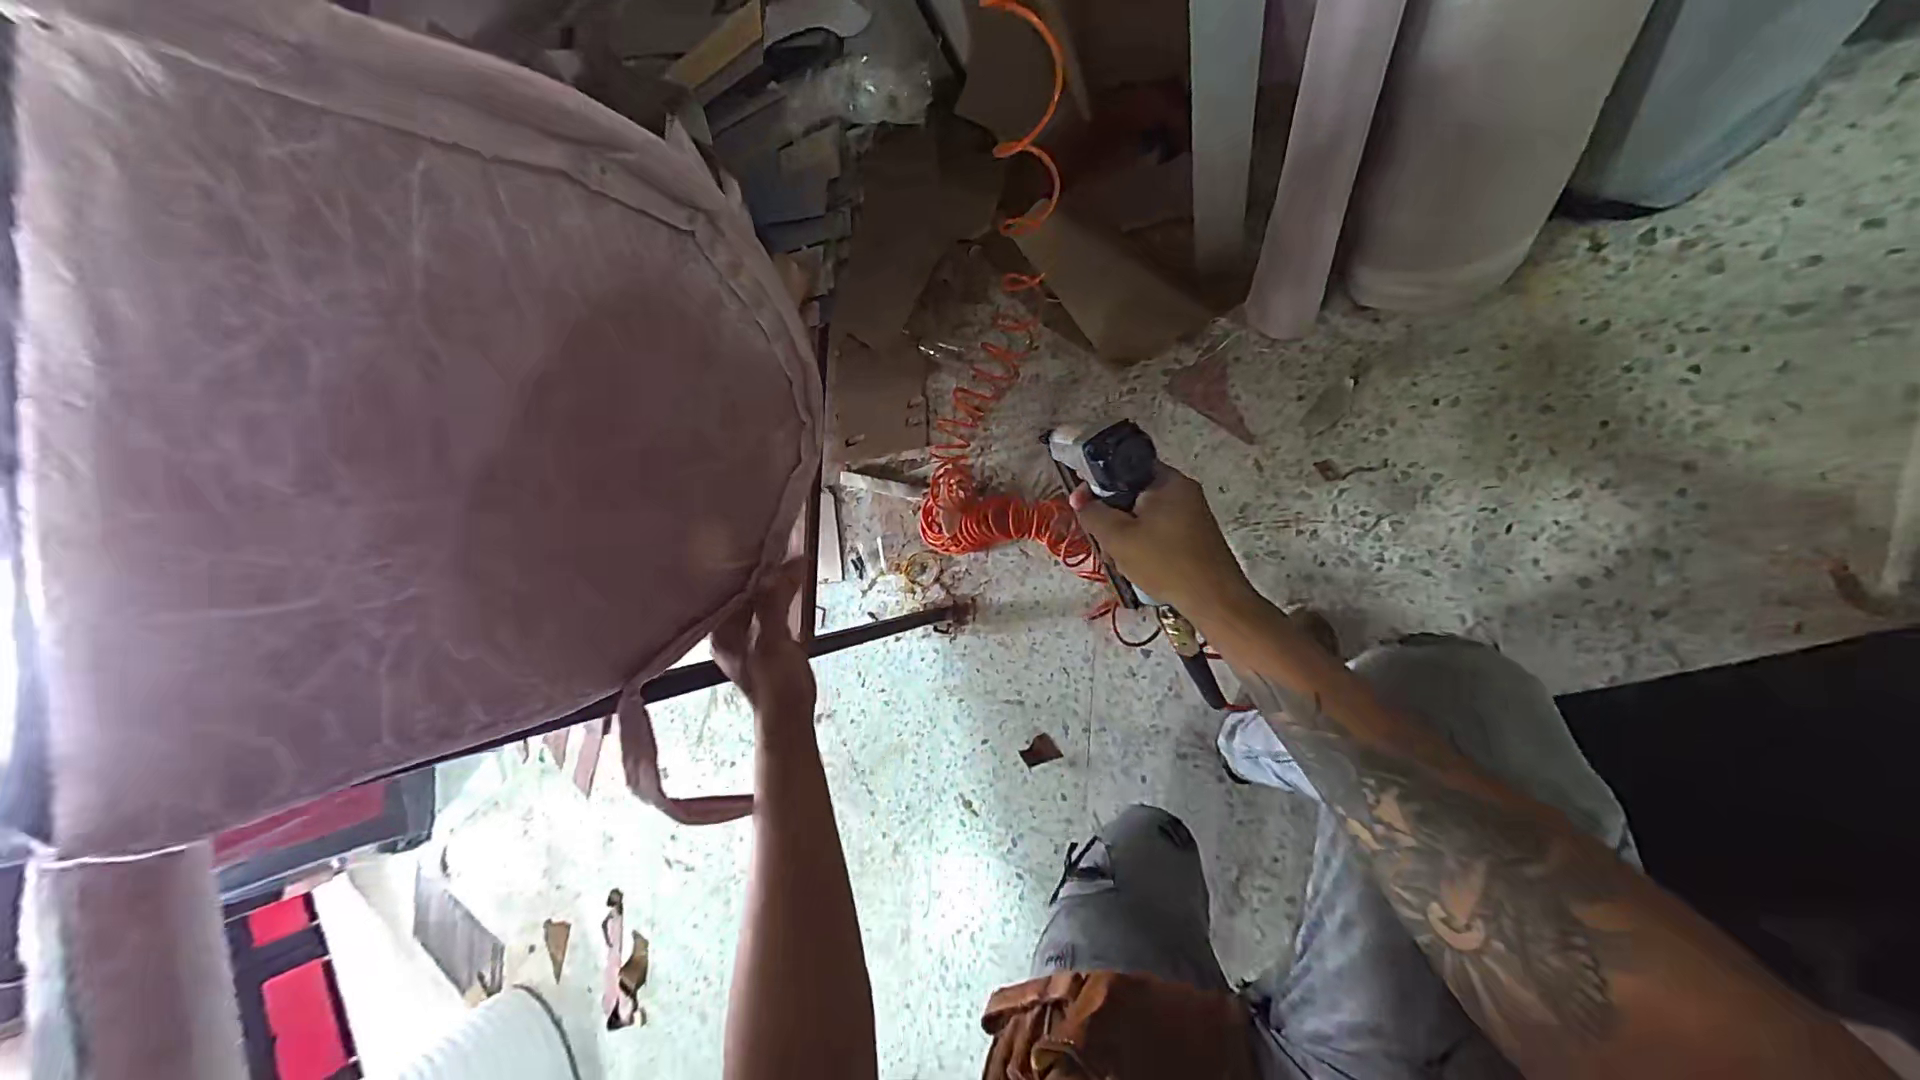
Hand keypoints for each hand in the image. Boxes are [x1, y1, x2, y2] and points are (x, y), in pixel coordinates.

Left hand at [711, 559, 816, 720]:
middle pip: (743, 595)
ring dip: (773, 585)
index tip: (766, 548)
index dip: (748, 570)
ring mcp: (747, 640)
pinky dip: (781, 598)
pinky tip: (792, 587)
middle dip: (761, 575)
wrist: (790, 717)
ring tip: (788, 564)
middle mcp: (729, 634)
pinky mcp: (765, 645)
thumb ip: (774, 603)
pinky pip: (770, 612)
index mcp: (722, 633)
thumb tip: (783, 567)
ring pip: (758, 602)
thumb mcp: (773, 640)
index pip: (730, 591)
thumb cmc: (777, 684)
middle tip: (778, 549)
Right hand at [1070, 467, 1259, 620]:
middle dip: (1112, 518)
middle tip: (1104, 542)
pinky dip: (1143, 545)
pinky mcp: (1194, 535)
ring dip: (1126, 536)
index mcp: (1167, 480)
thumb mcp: (1118, 537)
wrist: (1213, 599)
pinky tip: (1138, 567)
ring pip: (1143, 516)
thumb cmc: (1164, 562)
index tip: (1082, 506)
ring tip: (1121, 561)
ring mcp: (1191, 513)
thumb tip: (1079, 499)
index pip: (1123, 468)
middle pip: (1132, 495)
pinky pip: (1158, 531)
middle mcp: (1182, 490)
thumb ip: (1093, 513)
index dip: (1096, 485)